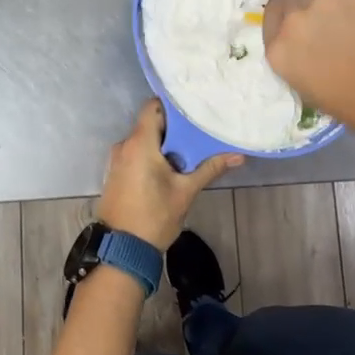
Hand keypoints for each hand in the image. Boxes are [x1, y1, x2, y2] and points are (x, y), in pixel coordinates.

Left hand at [98, 100, 241, 249]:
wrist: (122, 249)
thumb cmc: (154, 216)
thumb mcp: (185, 191)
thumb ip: (210, 168)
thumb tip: (238, 155)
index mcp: (139, 144)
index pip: (153, 107)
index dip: (173, 105)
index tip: (193, 109)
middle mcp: (124, 146)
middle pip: (150, 124)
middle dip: (174, 128)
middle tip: (200, 131)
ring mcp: (117, 160)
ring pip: (143, 141)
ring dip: (164, 145)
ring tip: (190, 150)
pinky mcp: (116, 174)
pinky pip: (135, 155)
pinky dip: (152, 156)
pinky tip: (171, 166)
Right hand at [262, 0, 354, 135]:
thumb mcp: (315, 93)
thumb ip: (302, 61)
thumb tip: (310, 48)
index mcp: (282, 49)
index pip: (273, 16)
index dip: (288, 20)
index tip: (305, 29)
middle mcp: (299, 18)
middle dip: (315, 10)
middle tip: (339, 28)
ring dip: (346, 7)